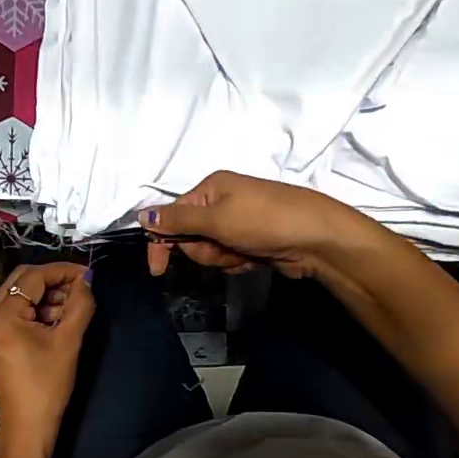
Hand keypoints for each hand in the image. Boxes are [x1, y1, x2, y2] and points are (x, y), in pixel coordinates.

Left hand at [0, 262, 94, 452]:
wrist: (27, 424)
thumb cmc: (47, 386)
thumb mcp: (68, 341)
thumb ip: (80, 304)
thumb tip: (86, 281)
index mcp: (1, 315)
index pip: (33, 277)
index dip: (62, 271)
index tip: (87, 274)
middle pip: (22, 281)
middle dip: (53, 281)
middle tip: (81, 289)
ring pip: (19, 295)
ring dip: (45, 296)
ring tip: (72, 308)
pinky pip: (14, 311)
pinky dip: (35, 310)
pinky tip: (56, 319)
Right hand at [140, 171, 365, 278]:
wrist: (316, 238)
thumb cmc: (264, 221)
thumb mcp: (216, 219)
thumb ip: (177, 221)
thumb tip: (142, 215)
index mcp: (210, 188)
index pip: (171, 217)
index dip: (162, 242)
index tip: (157, 269)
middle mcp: (220, 203)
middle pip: (189, 237)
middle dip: (203, 250)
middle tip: (223, 248)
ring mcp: (236, 223)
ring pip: (208, 251)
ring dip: (221, 258)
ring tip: (243, 252)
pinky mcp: (249, 242)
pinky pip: (227, 258)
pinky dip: (236, 262)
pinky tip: (254, 258)